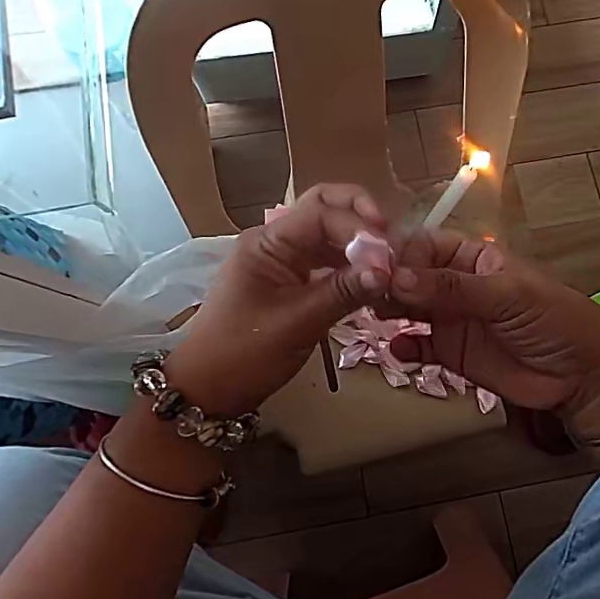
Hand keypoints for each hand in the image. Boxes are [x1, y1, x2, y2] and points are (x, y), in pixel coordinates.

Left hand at [164, 184, 389, 414]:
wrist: (206, 388)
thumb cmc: (243, 354)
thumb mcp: (296, 323)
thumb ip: (342, 293)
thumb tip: (386, 271)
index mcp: (267, 242)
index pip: (320, 212)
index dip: (358, 225)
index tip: (387, 253)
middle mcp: (275, 242)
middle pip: (323, 210)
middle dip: (360, 219)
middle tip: (393, 243)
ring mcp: (282, 262)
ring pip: (328, 238)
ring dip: (358, 245)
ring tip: (389, 265)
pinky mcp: (289, 283)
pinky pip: (325, 264)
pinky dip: (349, 269)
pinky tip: (372, 283)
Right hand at [380, 230, 599, 437]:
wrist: (583, 377)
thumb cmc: (553, 320)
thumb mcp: (505, 295)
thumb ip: (451, 288)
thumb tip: (397, 277)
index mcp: (471, 257)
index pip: (425, 245)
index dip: (400, 253)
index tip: (375, 266)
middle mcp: (453, 284)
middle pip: (409, 276)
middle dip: (387, 281)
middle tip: (364, 292)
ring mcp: (449, 319)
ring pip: (407, 308)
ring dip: (388, 310)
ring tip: (371, 316)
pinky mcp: (450, 353)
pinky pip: (417, 346)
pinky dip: (403, 347)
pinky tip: (396, 350)